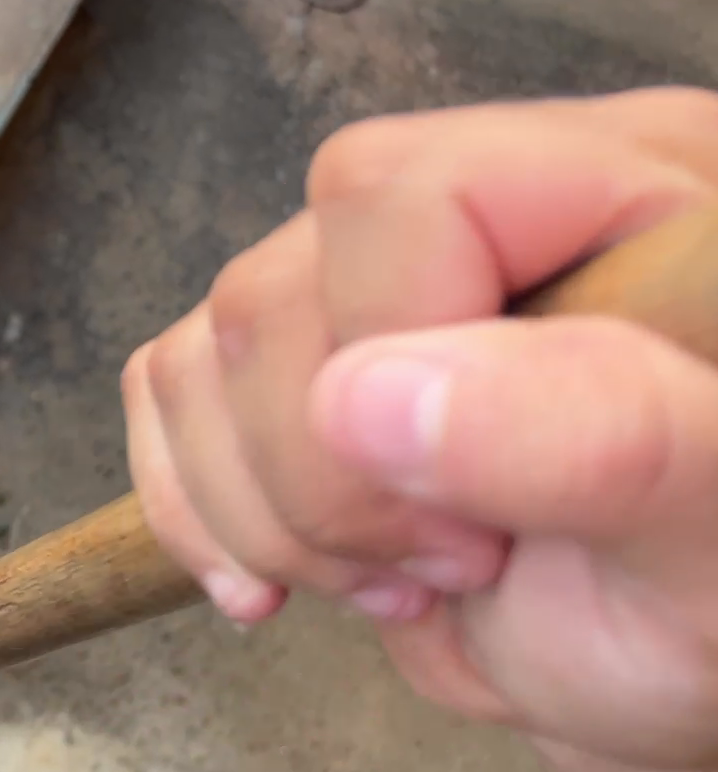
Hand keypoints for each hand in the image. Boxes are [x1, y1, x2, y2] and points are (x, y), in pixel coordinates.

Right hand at [119, 89, 717, 771]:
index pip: (385, 194)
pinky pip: (155, 396)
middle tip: (427, 582)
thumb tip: (380, 398)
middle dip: (310, 475)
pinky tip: (267, 568)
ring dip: (251, 503)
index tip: (451, 525)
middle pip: (255, 295)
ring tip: (373, 583)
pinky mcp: (276, 367)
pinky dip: (184, 493)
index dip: (373, 357)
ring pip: (185, 354)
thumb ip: (616, 440)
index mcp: (606, 188)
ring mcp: (348, 294)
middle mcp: (462, 213)